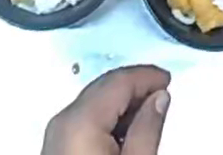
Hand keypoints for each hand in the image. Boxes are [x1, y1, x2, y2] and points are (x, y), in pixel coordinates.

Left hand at [41, 65, 171, 154]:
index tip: (167, 79)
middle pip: (104, 88)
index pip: (118, 80)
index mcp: (81, 119)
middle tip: (161, 92)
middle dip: (135, 87)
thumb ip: (148, 130)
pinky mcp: (55, 146)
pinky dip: (107, 118)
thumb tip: (159, 97)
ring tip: (148, 112)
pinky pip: (85, 119)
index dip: (146, 75)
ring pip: (95, 102)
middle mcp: (63, 119)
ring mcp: (55, 133)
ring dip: (122, 102)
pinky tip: (125, 129)